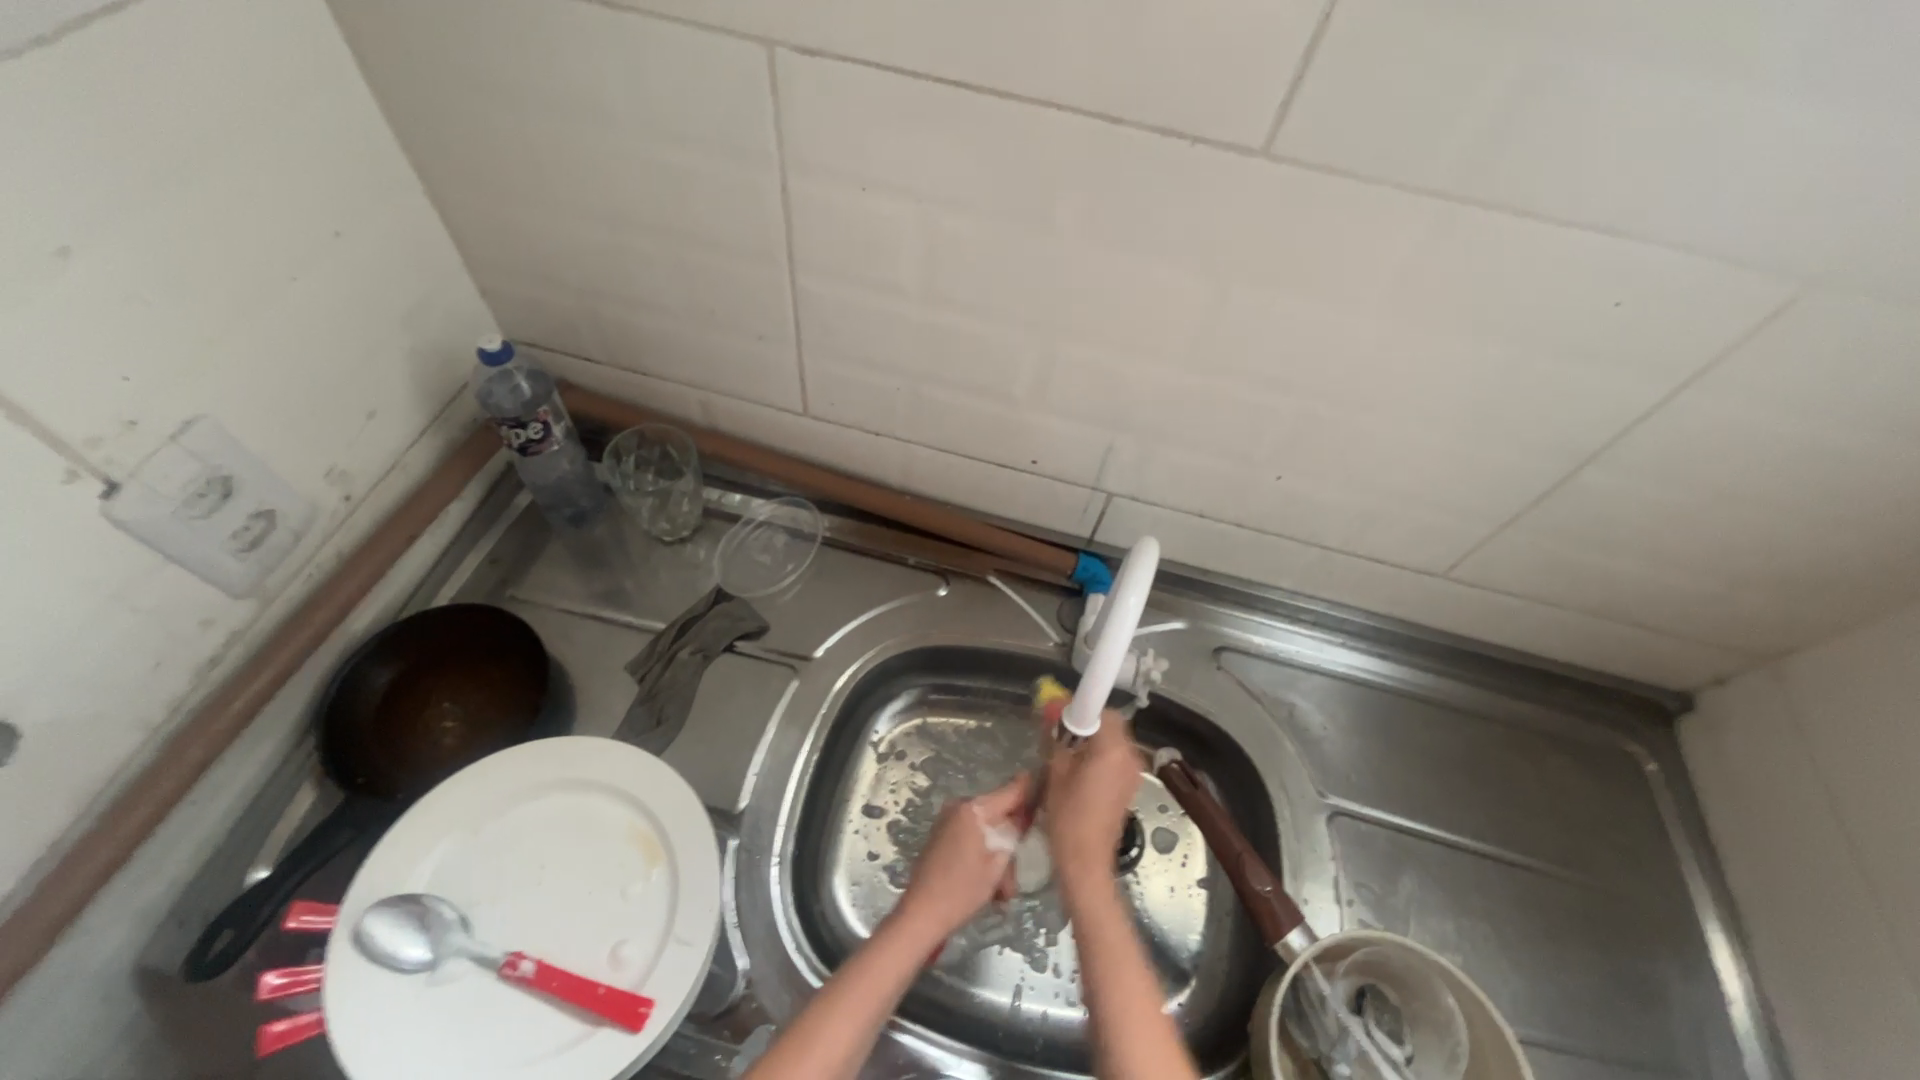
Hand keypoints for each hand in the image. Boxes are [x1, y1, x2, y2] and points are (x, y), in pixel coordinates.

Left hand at [896, 773, 1031, 937]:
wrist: (921, 914)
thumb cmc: (963, 890)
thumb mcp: (997, 863)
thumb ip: (1014, 832)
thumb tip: (1028, 811)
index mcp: (973, 809)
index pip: (1012, 790)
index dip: (1034, 789)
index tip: (1051, 789)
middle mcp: (958, 807)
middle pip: (999, 813)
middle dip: (1013, 838)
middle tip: (1020, 868)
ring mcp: (948, 820)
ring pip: (987, 829)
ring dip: (999, 855)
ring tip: (1003, 889)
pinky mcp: (942, 836)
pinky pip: (973, 837)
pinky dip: (984, 855)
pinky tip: (990, 884)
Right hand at [1044, 708, 1142, 889]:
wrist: (1085, 861)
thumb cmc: (1067, 816)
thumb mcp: (1056, 771)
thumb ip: (1056, 735)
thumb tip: (1052, 706)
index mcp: (1113, 749)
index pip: (1101, 711)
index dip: (1079, 708)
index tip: (1058, 714)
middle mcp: (1130, 756)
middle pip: (1110, 724)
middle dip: (1085, 724)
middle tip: (1058, 734)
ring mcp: (1133, 773)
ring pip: (1113, 741)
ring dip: (1091, 740)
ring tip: (1065, 754)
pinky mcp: (1130, 786)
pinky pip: (1115, 758)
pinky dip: (1098, 756)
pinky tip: (1078, 771)